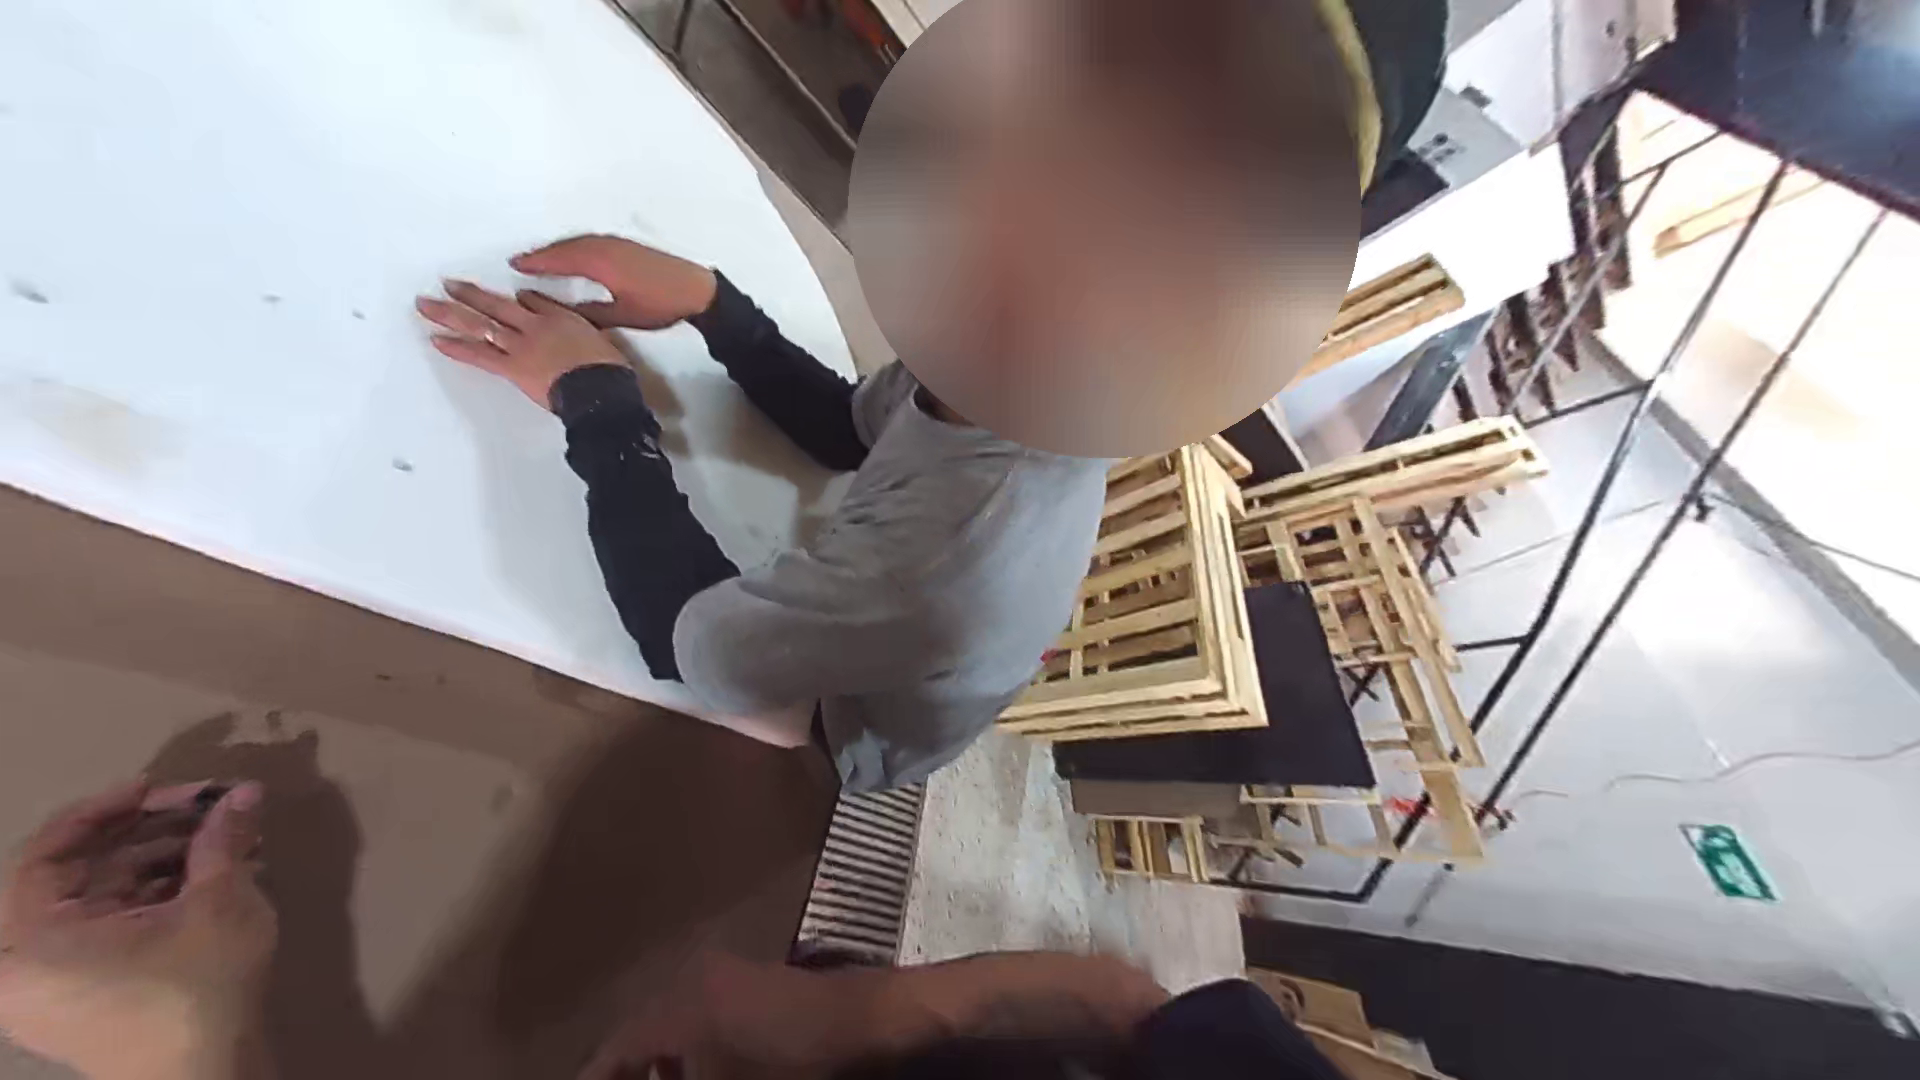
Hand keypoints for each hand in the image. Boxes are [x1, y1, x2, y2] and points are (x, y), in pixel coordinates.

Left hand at [0, 780, 275, 1079]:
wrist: (198, 1066)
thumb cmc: (198, 982)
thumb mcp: (221, 901)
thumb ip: (224, 842)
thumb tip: (244, 790)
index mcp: (29, 939)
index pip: (43, 855)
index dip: (99, 811)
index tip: (158, 784)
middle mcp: (21, 957)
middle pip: (78, 870)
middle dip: (151, 831)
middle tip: (215, 805)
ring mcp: (49, 976)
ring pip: (103, 893)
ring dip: (167, 856)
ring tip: (231, 838)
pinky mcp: (83, 985)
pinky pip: (112, 919)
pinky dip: (161, 888)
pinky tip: (217, 874)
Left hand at [417, 279, 630, 407]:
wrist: (600, 390)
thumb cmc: (610, 371)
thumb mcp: (606, 346)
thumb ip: (590, 338)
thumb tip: (589, 341)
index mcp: (563, 320)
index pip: (537, 303)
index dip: (525, 300)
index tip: (517, 298)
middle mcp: (536, 326)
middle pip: (498, 306)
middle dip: (472, 295)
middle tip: (450, 285)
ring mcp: (521, 346)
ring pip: (480, 324)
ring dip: (451, 313)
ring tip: (427, 305)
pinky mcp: (513, 367)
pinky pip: (479, 355)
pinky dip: (457, 348)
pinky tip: (437, 340)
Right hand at [509, 235, 718, 330]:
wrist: (698, 290)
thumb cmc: (662, 304)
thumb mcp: (623, 315)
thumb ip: (590, 314)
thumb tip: (562, 314)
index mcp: (598, 261)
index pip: (557, 259)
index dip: (535, 263)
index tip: (515, 267)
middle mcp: (604, 246)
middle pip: (564, 248)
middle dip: (542, 255)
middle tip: (521, 263)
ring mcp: (617, 243)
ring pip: (578, 244)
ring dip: (559, 251)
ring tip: (543, 261)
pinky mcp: (627, 246)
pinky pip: (592, 243)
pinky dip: (577, 248)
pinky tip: (577, 259)